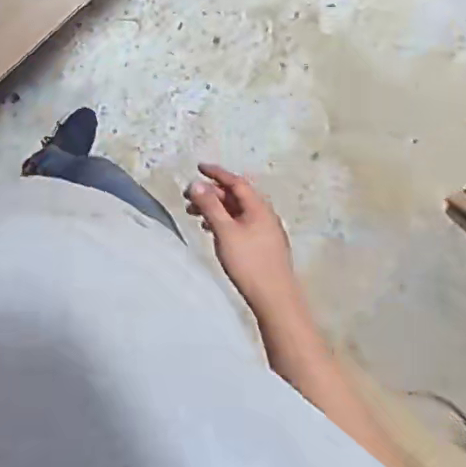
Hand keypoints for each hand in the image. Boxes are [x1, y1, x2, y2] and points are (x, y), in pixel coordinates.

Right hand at [185, 163, 302, 317]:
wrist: (275, 299)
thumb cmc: (249, 262)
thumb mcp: (225, 231)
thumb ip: (210, 206)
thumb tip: (196, 184)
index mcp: (258, 207)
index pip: (236, 182)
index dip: (216, 173)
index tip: (199, 167)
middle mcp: (264, 214)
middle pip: (236, 196)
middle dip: (212, 193)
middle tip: (190, 197)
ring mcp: (266, 230)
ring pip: (237, 211)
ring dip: (216, 209)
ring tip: (195, 215)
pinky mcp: (264, 245)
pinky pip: (241, 223)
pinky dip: (225, 221)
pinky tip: (212, 230)